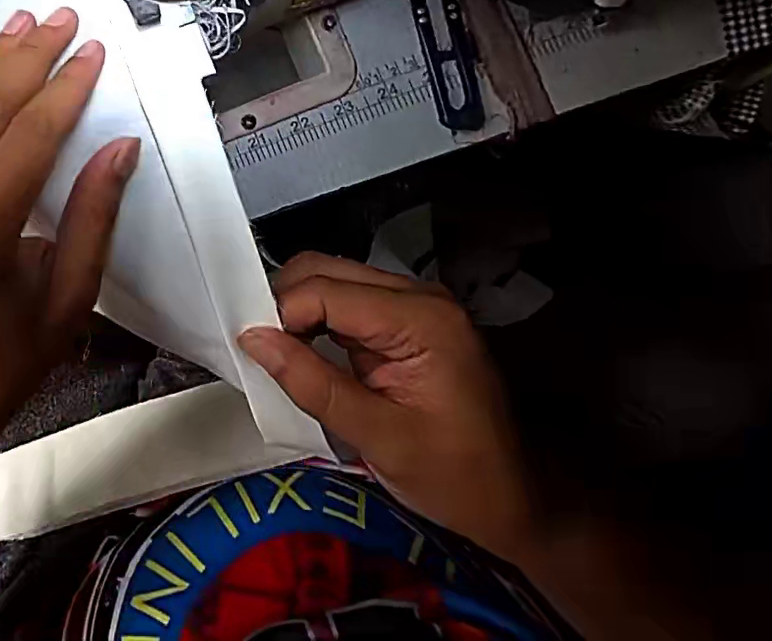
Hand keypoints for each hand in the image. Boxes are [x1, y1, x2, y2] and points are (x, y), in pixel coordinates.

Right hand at [237, 253, 534, 558]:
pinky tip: (303, 350)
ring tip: (280, 353)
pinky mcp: (401, 317)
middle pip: (324, 270)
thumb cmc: (459, 478)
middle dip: (284, 305)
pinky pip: (341, 300)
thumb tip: (252, 339)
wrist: (519, 502)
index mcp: (421, 318)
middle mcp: (416, 295)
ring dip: (296, 311)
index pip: (325, 291)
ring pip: (328, 279)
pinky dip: (313, 320)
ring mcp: (411, 302)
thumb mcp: (379, 437)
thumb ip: (312, 383)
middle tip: (263, 350)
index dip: (281, 315)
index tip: (256, 352)